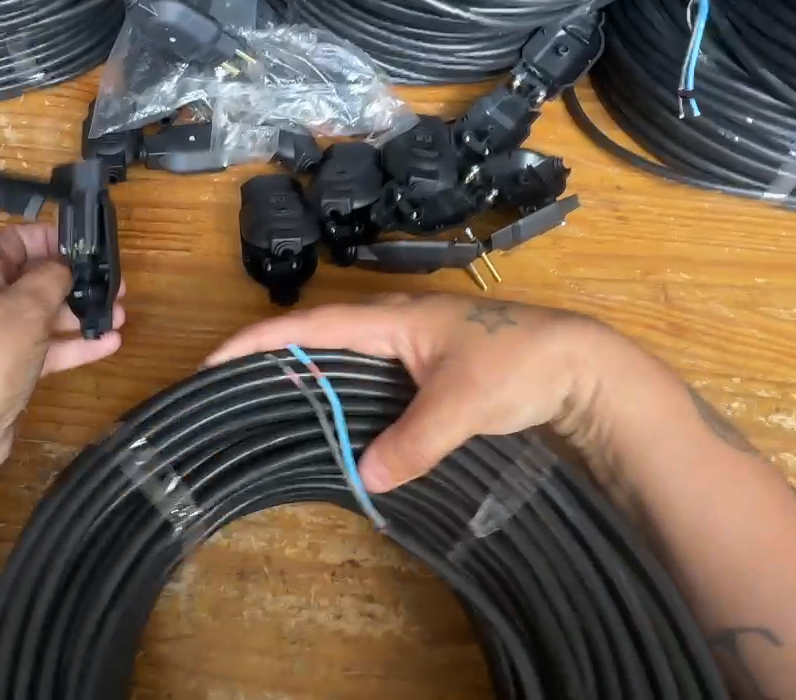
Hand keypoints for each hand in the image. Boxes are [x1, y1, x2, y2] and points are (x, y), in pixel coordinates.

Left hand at [0, 223, 126, 428]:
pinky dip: (74, 345)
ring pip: (44, 315)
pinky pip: (45, 347)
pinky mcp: (8, 368)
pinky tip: (108, 344)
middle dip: (76, 281)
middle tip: (116, 285)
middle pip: (34, 278)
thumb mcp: (26, 306)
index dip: (50, 238)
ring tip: (120, 315)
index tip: (87, 245)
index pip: (14, 240)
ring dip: (81, 314)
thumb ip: (52, 277)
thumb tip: (65, 266)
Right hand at [204, 294, 680, 493]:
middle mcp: (392, 323)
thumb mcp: (463, 404)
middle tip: (230, 380)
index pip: (311, 325)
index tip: (216, 358)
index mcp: (391, 319)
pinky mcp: (426, 361)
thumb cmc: (517, 365)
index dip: (260, 339)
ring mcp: (409, 341)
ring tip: (266, 393)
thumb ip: (414, 441)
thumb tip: (362, 476)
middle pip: (317, 332)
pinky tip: (334, 411)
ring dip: (304, 367)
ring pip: (341, 350)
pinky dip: (338, 385)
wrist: (579, 362)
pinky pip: (366, 370)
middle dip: (271, 351)